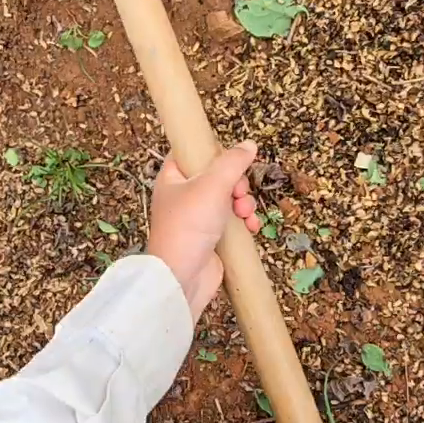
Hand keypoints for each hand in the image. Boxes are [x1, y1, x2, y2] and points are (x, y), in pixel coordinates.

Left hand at [146, 142, 262, 319]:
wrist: (182, 277)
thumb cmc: (188, 226)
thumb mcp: (212, 185)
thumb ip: (232, 163)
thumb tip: (249, 145)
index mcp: (173, 177)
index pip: (192, 152)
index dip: (213, 152)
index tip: (230, 161)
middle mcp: (183, 195)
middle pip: (218, 175)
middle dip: (237, 183)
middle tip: (239, 194)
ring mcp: (197, 217)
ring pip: (229, 198)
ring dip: (244, 203)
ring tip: (244, 214)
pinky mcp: (211, 236)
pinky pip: (233, 221)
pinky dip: (244, 222)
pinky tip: (250, 227)